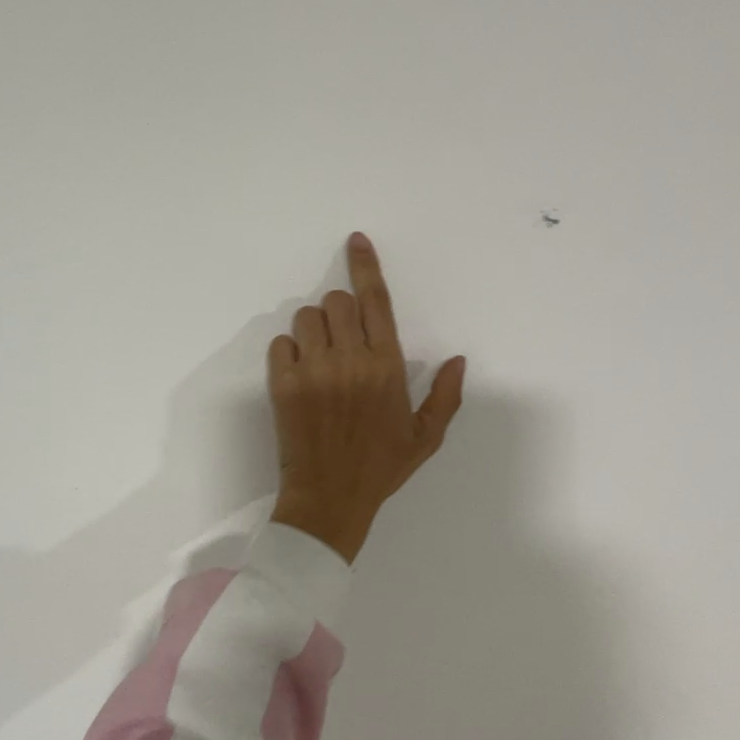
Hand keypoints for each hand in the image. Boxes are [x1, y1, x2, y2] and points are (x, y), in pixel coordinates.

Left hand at [267, 232, 466, 562]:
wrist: (330, 499)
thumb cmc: (380, 468)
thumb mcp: (424, 438)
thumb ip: (446, 396)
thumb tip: (459, 359)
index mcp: (388, 367)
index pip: (376, 300)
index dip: (365, 265)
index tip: (356, 241)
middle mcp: (351, 360)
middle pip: (336, 301)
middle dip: (339, 313)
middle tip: (341, 343)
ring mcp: (313, 370)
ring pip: (305, 317)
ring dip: (313, 330)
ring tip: (320, 361)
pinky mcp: (282, 384)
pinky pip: (280, 343)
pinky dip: (288, 352)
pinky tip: (299, 376)